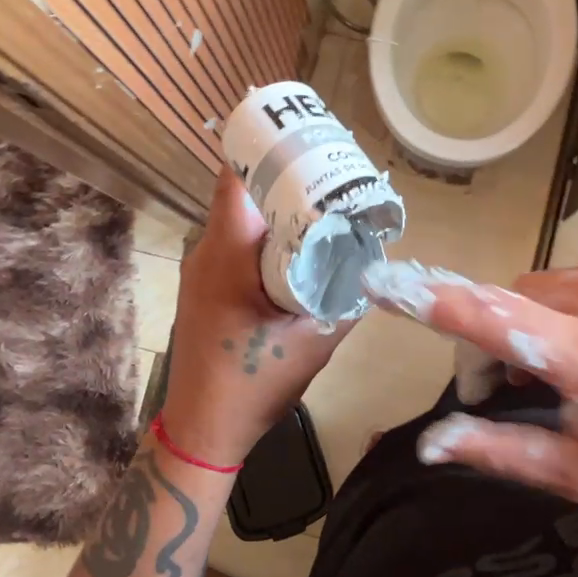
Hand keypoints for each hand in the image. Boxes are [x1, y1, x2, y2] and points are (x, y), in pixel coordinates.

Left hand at [157, 171, 352, 466]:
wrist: (201, 430)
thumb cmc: (252, 381)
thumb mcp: (313, 342)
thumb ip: (346, 300)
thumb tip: (376, 270)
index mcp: (227, 252)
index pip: (237, 177)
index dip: (271, 152)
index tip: (311, 146)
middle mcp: (206, 251)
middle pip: (244, 194)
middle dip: (287, 182)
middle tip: (333, 181)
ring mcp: (201, 270)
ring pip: (240, 222)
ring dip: (278, 214)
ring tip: (325, 215)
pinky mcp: (205, 289)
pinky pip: (236, 248)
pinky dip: (266, 242)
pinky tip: (298, 257)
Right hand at [404, 260, 577, 512]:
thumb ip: (501, 451)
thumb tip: (430, 443)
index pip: (497, 320)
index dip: (435, 301)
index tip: (383, 283)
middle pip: (512, 301)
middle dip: (491, 338)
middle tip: (503, 389)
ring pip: (539, 288)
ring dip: (527, 323)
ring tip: (554, 370)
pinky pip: (574, 279)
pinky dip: (561, 308)